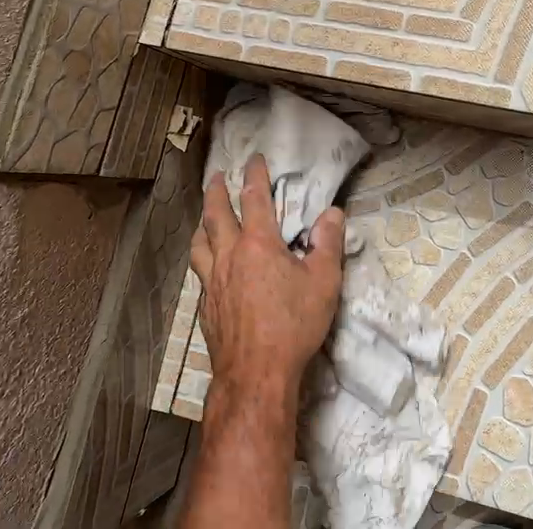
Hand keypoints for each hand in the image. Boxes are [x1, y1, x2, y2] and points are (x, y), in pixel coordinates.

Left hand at [190, 154, 345, 400]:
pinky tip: (208, 266)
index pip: (255, 199)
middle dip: (216, 192)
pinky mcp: (207, 307)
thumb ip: (327, 244)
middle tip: (216, 177)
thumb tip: (332, 213)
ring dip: (202, 224)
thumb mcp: (324, 282)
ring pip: (200, 243)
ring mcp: (213, 283)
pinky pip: (200, 272)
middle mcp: (229, 257)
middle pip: (216, 215)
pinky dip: (203, 257)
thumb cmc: (294, 324)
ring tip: (204, 217)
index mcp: (258, 244)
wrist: (256, 374)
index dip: (255, 176)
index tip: (253, 159)